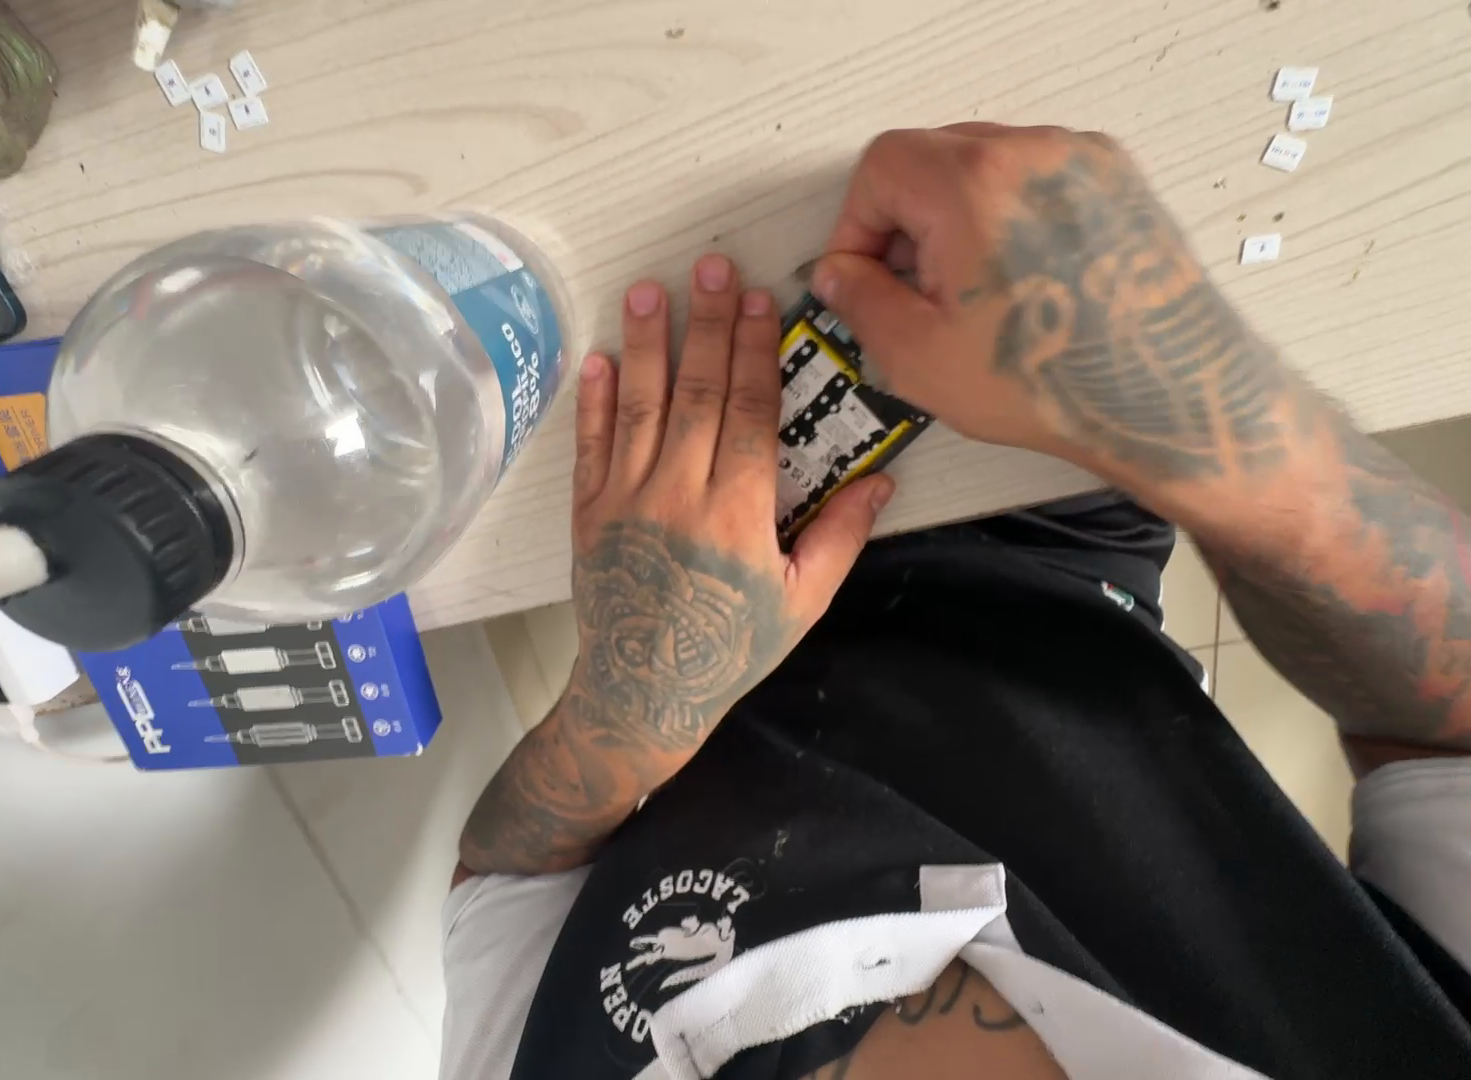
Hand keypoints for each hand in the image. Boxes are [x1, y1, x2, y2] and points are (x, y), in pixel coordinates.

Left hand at [565, 254, 895, 757]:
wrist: (644, 692)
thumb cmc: (731, 650)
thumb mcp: (802, 603)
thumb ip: (840, 538)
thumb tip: (881, 480)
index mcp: (738, 510)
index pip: (750, 411)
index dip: (756, 351)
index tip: (760, 300)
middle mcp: (679, 492)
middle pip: (698, 393)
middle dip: (708, 324)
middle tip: (711, 266)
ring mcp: (626, 499)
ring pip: (641, 406)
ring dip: (646, 344)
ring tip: (648, 289)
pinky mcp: (588, 514)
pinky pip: (591, 447)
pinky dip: (594, 402)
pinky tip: (598, 360)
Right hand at [812, 124, 1289, 484]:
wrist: (1158, 395)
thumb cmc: (1043, 380)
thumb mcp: (915, 353)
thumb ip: (858, 300)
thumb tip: (836, 272)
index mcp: (974, 185)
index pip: (880, 168)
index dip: (854, 226)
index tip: (860, 277)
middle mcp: (1032, 153)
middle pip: (928, 158)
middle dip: (898, 224)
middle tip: (905, 291)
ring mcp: (1080, 162)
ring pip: (976, 167)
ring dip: (945, 221)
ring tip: (960, 293)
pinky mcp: (1111, 182)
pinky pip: (1025, 181)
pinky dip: (995, 219)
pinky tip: (1005, 282)